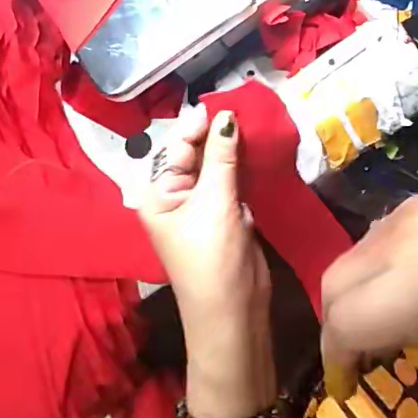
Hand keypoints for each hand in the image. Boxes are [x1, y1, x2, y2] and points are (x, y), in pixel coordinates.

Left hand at [139, 107, 273, 415]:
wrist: (235, 314)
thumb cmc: (212, 258)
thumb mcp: (215, 203)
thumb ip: (221, 158)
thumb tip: (226, 116)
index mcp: (158, 195)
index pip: (176, 150)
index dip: (196, 126)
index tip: (220, 103)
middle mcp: (176, 198)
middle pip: (196, 156)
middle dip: (216, 135)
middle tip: (241, 106)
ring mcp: (203, 207)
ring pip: (218, 168)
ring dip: (233, 149)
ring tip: (253, 120)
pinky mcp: (227, 216)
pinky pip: (233, 183)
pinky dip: (245, 168)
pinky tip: (259, 148)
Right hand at [320, 191, 417, 395]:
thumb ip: (412, 332)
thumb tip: (369, 341)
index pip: (346, 321)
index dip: (337, 358)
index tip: (345, 386)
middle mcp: (402, 238)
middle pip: (331, 283)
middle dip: (334, 325)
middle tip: (353, 357)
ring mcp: (404, 212)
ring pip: (346, 260)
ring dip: (349, 295)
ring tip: (375, 323)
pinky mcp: (412, 201)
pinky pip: (369, 242)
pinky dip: (368, 272)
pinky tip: (397, 287)